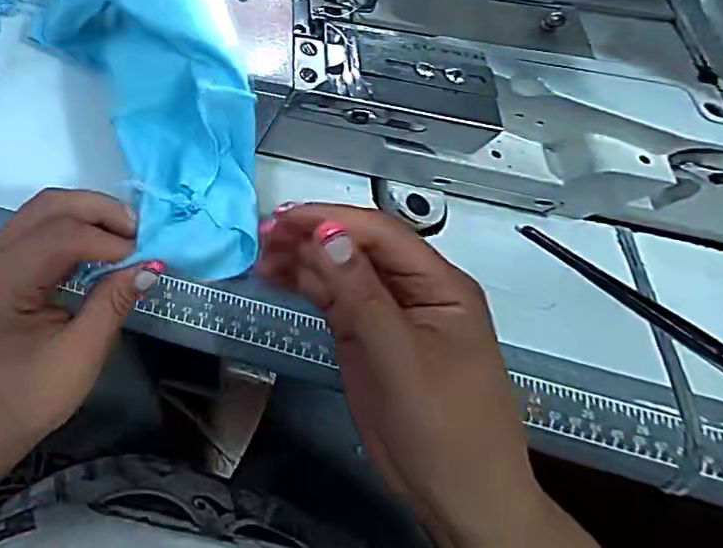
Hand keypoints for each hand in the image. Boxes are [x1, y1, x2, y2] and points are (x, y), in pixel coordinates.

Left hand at [0, 188, 160, 443]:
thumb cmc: (27, 396)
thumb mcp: (78, 357)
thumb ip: (112, 303)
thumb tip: (148, 265)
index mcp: (2, 280)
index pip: (62, 238)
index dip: (108, 241)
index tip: (146, 255)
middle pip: (52, 207)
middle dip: (100, 212)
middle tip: (140, 231)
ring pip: (47, 207)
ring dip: (89, 212)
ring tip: (126, 232)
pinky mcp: (0, 253)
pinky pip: (41, 221)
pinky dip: (75, 222)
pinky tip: (101, 239)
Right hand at [256, 204, 589, 547]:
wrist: (460, 503)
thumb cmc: (451, 435)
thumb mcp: (402, 359)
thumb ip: (362, 294)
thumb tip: (329, 236)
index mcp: (439, 286)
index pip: (379, 233)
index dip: (331, 219)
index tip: (288, 219)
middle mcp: (412, 289)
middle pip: (355, 245)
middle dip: (310, 235)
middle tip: (266, 233)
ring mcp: (386, 310)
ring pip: (338, 268)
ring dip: (300, 257)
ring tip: (262, 253)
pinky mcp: (365, 332)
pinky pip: (330, 295)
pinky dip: (302, 283)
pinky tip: (276, 275)